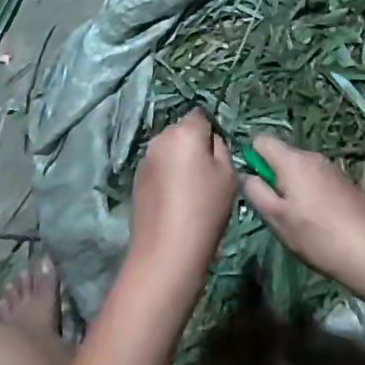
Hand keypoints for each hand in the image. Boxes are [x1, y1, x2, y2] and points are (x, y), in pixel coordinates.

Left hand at [128, 110, 236, 274]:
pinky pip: (158, 166)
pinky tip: (173, 199)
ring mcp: (145, 158)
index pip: (200, 115)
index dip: (211, 130)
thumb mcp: (228, 176)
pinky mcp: (136, 178)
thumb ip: (220, 148)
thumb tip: (210, 140)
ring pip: (168, 149)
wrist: (167, 249)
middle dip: (193, 144)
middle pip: (181, 131)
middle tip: (207, 172)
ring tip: (189, 188)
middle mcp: (160, 138)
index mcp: (184, 132)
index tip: (218, 154)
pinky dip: (166, 174)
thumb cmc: (205, 209)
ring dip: (178, 159)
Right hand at [239, 136, 364, 296]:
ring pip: (299, 170)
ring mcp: (332, 169)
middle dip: (273, 177)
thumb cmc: (318, 236)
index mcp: (292, 160)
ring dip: (292, 188)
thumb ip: (255, 191)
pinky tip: (319, 223)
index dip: (251, 159)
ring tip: (298, 221)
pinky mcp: (346, 184)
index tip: (256, 187)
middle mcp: (312, 156)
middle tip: (275, 211)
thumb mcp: (276, 218)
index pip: (260, 140)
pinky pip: (317, 181)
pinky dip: (311, 195)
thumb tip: (246, 175)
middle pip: (281, 156)